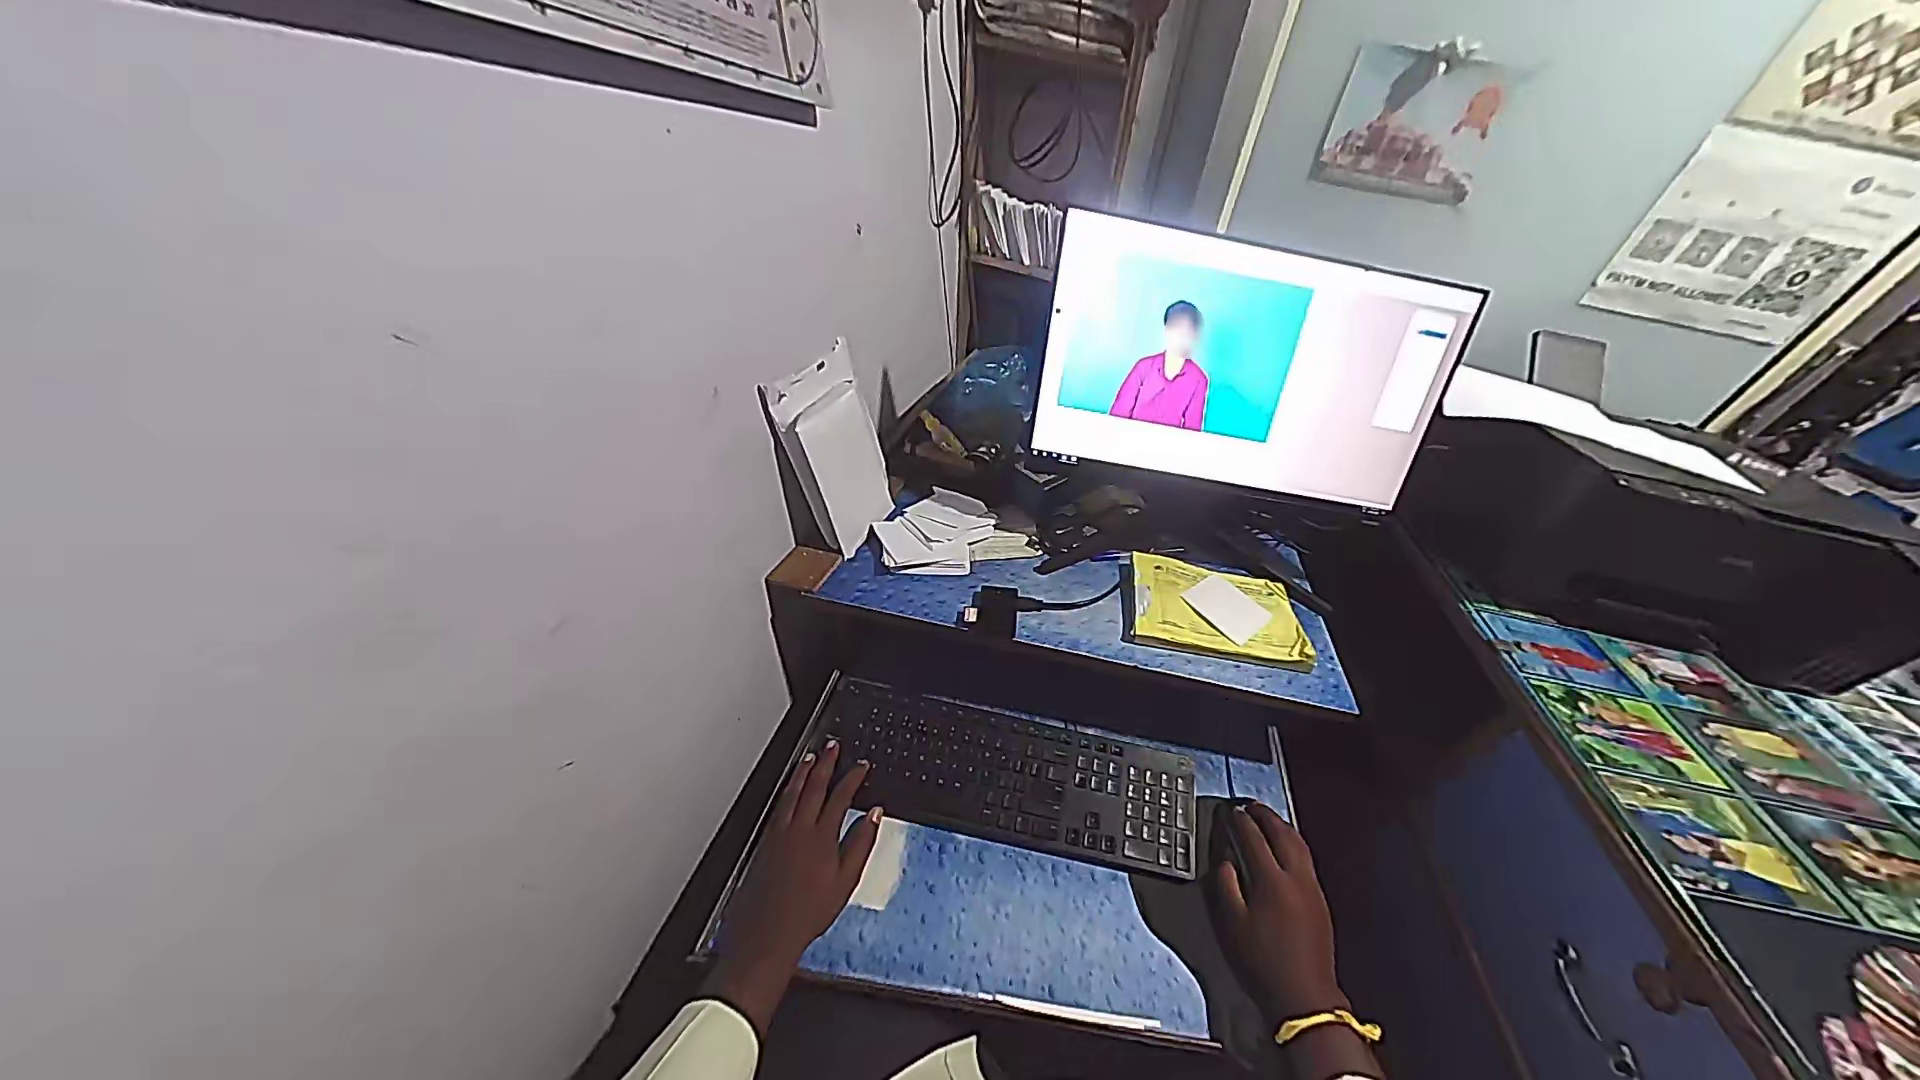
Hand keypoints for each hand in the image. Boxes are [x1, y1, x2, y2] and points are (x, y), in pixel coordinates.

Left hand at [707, 741, 879, 1033]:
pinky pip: (779, 805)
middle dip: (826, 764)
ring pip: (793, 792)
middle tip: (833, 746)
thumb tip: (874, 816)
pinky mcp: (765, 841)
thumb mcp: (846, 881)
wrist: (767, 934)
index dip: (852, 778)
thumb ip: (861, 843)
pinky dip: (787, 789)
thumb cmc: (807, 913)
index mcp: (822, 837)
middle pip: (814, 787)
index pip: (840, 797)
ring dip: (803, 772)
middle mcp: (799, 830)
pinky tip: (790, 787)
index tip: (861, 766)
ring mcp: (779, 834)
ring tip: (811, 757)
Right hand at [1209, 802, 1344, 1025]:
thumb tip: (1226, 858)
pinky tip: (1284, 846)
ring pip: (1299, 845)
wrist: (1304, 995)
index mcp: (1271, 881)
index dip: (1240, 821)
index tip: (1230, 811)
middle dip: (1265, 816)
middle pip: (1282, 834)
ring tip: (1267, 818)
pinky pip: (1306, 858)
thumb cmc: (1261, 960)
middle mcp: (1296, 878)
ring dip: (1282, 826)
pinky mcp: (1320, 900)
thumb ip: (1225, 884)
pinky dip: (1293, 842)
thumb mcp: (1232, 922)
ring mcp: (1312, 888)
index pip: (1253, 838)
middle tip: (1250, 805)